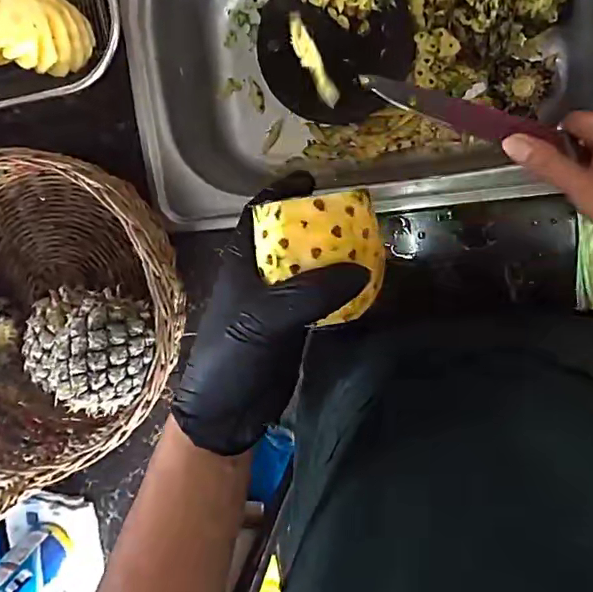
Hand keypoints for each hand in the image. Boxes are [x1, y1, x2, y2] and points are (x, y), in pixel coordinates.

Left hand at [170, 171, 370, 455]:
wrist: (225, 414)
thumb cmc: (230, 358)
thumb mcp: (264, 319)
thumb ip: (309, 293)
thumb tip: (360, 270)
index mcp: (241, 261)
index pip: (258, 212)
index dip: (281, 190)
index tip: (311, 177)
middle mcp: (259, 275)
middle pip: (290, 236)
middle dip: (318, 222)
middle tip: (354, 214)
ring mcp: (277, 301)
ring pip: (308, 266)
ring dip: (333, 255)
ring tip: (367, 243)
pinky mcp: (293, 325)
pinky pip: (320, 296)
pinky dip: (339, 287)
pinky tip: (363, 284)